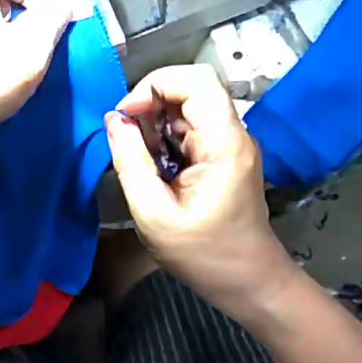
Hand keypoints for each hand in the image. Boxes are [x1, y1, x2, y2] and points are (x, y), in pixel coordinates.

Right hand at [103, 65, 299, 321]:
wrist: (248, 281)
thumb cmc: (204, 255)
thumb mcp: (154, 214)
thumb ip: (131, 163)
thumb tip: (113, 121)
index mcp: (224, 143)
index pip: (196, 80)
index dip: (154, 85)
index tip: (125, 117)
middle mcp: (233, 134)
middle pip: (191, 89)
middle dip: (149, 104)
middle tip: (124, 136)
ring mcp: (229, 144)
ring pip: (187, 108)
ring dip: (155, 123)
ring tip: (138, 157)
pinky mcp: (222, 156)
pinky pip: (189, 130)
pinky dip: (164, 139)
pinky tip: (153, 167)